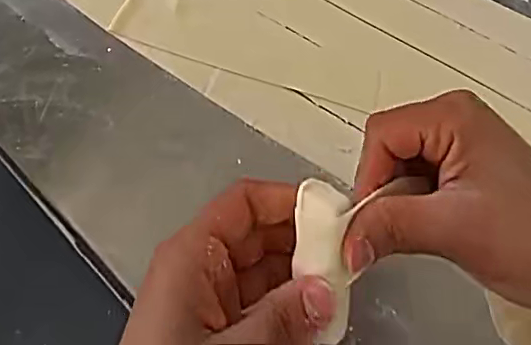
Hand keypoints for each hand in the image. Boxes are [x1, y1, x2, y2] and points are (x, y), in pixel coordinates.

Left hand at [120, 179, 336, 344]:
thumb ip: (278, 319)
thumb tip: (322, 293)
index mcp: (190, 253)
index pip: (243, 203)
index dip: (286, 199)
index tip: (327, 209)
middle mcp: (196, 267)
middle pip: (256, 233)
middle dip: (300, 242)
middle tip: (341, 254)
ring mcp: (204, 300)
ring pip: (261, 271)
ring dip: (298, 278)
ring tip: (334, 289)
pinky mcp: (211, 330)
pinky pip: (256, 304)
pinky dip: (285, 308)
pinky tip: (311, 319)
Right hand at [340, 90, 530, 317]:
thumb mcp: (452, 231)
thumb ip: (390, 226)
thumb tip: (351, 235)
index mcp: (454, 114)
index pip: (383, 133)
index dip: (370, 178)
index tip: (365, 220)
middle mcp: (459, 118)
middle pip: (391, 144)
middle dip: (387, 190)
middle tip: (389, 230)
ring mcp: (467, 141)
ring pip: (406, 163)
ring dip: (405, 200)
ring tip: (427, 232)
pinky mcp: (473, 164)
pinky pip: (426, 175)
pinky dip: (421, 204)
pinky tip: (438, 228)